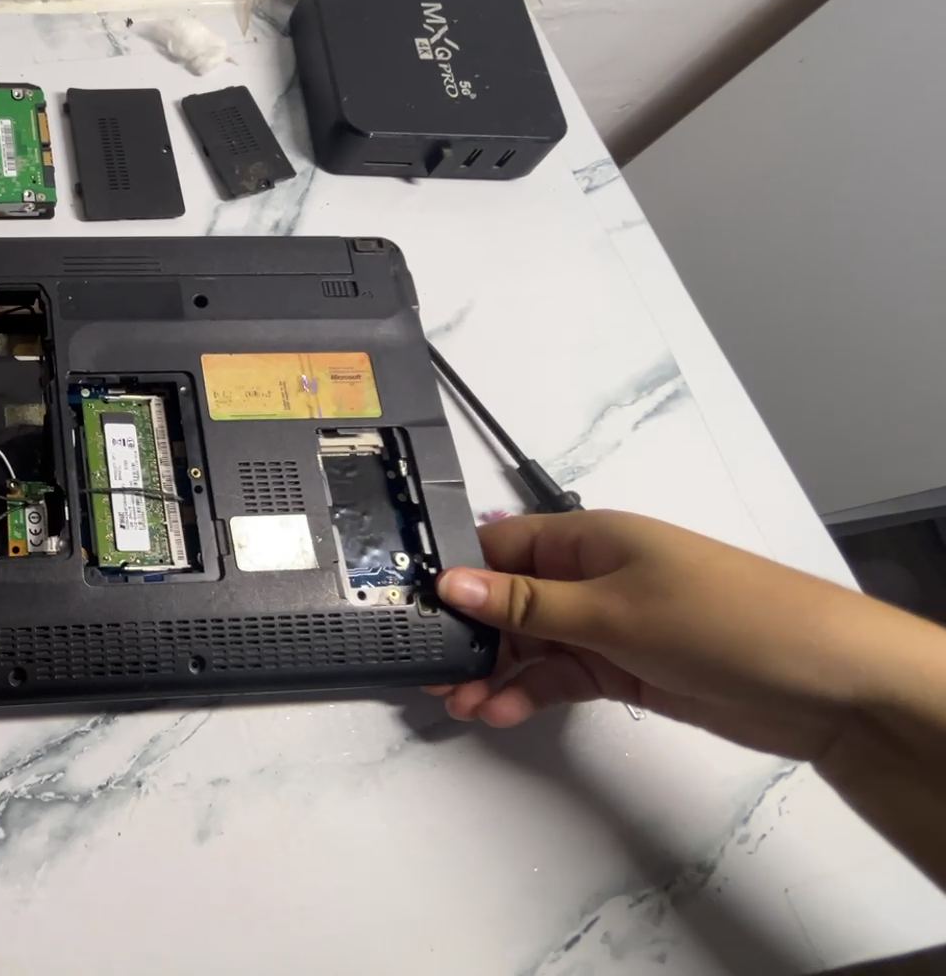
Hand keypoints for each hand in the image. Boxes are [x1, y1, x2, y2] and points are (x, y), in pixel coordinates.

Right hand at [426, 511, 919, 761]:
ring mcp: (601, 624)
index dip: (452, 575)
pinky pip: (555, 675)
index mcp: (582, 540)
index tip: (409, 607)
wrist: (842, 692)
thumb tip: (446, 583)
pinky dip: (527, 692)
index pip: (495, 548)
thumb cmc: (722, 620)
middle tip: (428, 668)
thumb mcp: (613, 609)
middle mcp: (584, 576)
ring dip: (491, 672)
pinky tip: (499, 711)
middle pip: (503, 601)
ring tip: (458, 703)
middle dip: (466, 635)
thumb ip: (523, 602)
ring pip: (524, 644)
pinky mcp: (618, 667)